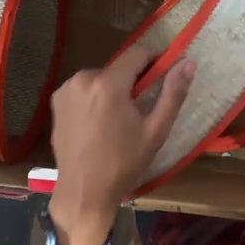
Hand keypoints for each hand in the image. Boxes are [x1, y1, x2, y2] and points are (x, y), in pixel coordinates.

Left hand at [46, 46, 193, 244]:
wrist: (84, 191)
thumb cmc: (123, 163)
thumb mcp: (155, 131)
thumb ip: (173, 93)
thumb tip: (188, 61)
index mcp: (108, 84)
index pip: (137, 53)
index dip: (153, 61)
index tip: (161, 78)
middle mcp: (84, 78)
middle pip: (118, 68)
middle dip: (131, 82)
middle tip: (138, 111)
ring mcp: (67, 89)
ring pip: (100, 77)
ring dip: (111, 89)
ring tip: (116, 120)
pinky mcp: (56, 100)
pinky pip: (83, 88)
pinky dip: (93, 97)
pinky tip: (96, 122)